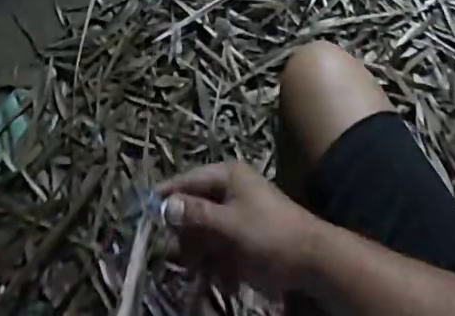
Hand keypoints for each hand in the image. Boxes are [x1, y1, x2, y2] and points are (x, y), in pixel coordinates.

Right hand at [158, 161, 323, 295]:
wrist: (310, 258)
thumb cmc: (269, 234)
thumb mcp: (230, 225)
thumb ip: (197, 215)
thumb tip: (166, 205)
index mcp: (228, 176)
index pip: (189, 180)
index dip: (167, 194)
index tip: (144, 208)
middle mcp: (229, 190)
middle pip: (193, 206)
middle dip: (183, 231)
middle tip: (173, 253)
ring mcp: (235, 213)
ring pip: (202, 230)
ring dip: (196, 251)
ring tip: (196, 270)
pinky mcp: (240, 236)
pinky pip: (216, 246)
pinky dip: (211, 261)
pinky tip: (214, 277)